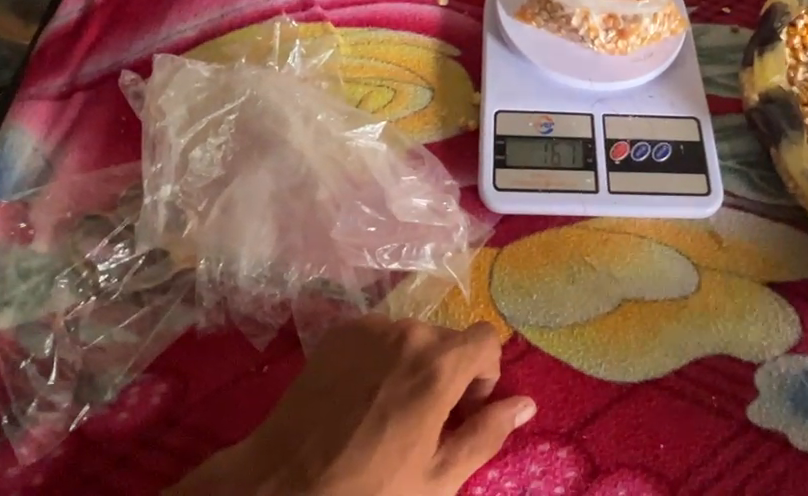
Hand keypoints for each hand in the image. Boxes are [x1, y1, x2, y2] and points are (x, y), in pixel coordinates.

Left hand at [173, 316, 532, 495]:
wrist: (282, 485)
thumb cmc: (369, 491)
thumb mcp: (437, 479)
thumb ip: (486, 434)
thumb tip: (525, 403)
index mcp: (438, 364)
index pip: (485, 338)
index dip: (484, 374)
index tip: (464, 411)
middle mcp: (408, 331)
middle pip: (448, 339)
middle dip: (449, 372)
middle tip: (426, 421)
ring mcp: (370, 327)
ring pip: (413, 336)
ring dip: (414, 364)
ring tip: (389, 411)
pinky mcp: (339, 332)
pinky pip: (379, 336)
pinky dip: (382, 358)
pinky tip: (361, 398)